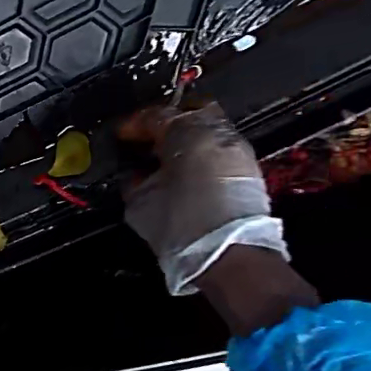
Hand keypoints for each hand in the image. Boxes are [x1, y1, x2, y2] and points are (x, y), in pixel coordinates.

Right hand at [116, 103, 288, 294]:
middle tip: (146, 139)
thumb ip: (134, 178)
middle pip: (189, 112)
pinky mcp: (249, 170)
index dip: (132, 124)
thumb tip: (134, 173)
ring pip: (209, 128)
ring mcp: (237, 150)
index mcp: (187, 135)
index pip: (154, 116)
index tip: (121, 135)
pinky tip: (185, 172)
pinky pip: (219, 148)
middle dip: (166, 122)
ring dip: (186, 138)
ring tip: (165, 158)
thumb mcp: (140, 201)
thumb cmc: (179, 226)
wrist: (230, 257)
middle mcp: (217, 135)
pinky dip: (201, 153)